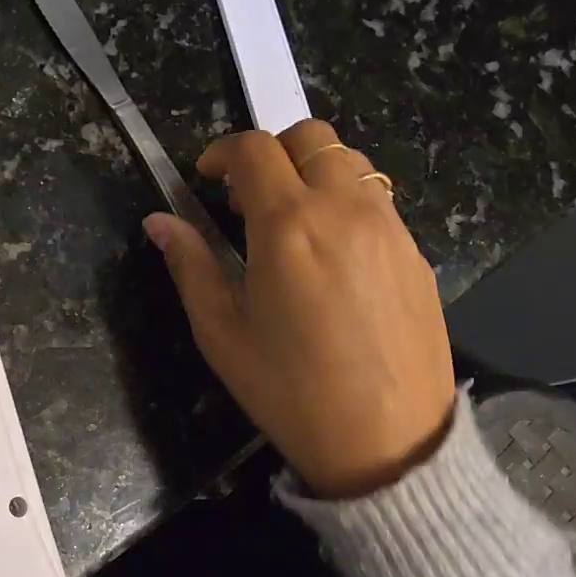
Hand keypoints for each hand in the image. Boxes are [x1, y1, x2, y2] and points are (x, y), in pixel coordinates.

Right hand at [144, 119, 454, 497]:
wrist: (387, 439)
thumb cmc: (287, 388)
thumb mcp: (220, 331)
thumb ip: (189, 264)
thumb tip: (159, 221)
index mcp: (288, 225)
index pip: (255, 150)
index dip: (221, 152)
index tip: (203, 178)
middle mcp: (345, 209)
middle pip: (311, 138)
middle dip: (271, 152)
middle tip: (244, 200)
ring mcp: (389, 227)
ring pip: (351, 163)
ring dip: (311, 173)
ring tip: (288, 225)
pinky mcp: (416, 253)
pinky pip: (378, 201)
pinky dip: (344, 202)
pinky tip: (328, 258)